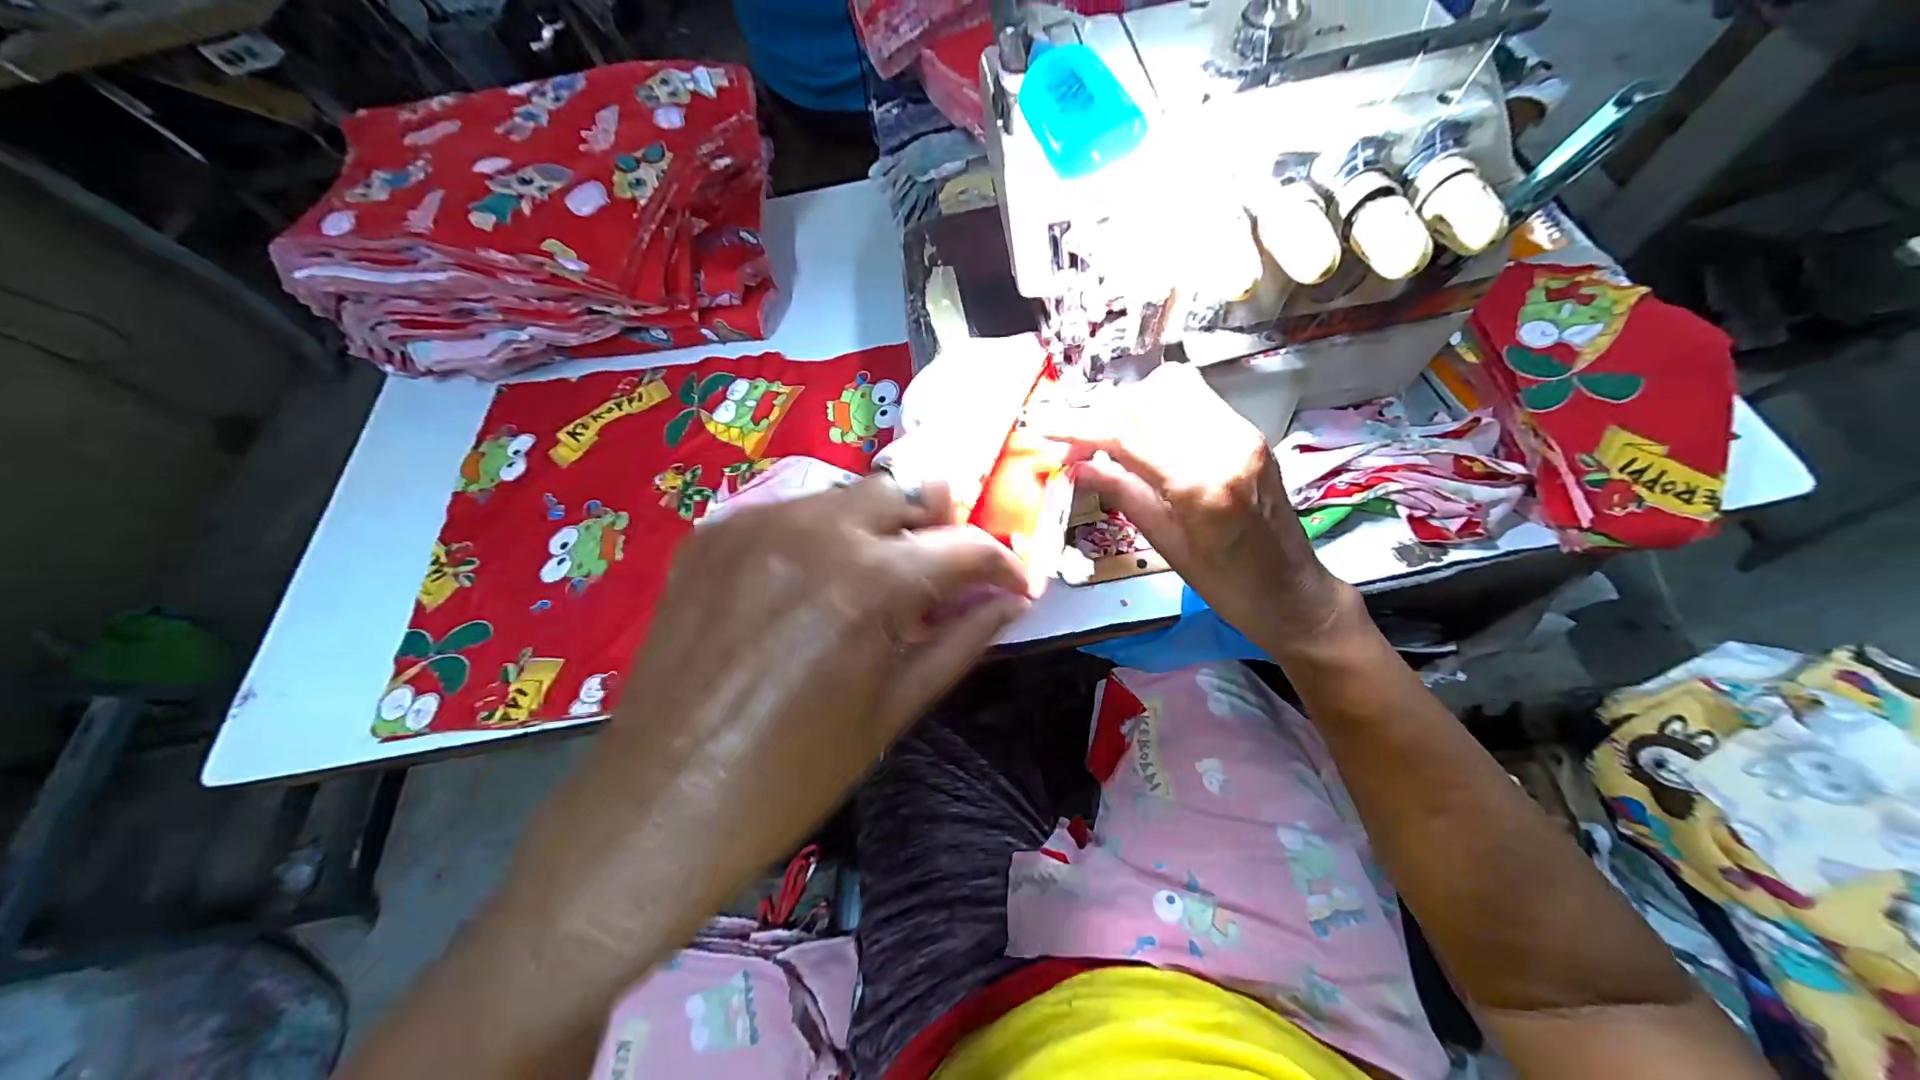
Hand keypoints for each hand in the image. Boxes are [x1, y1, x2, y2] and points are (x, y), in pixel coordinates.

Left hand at [340, 477, 1030, 1079]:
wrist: (663, 803)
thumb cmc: (795, 775)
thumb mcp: (894, 711)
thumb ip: (959, 642)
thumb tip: (1007, 602)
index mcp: (871, 580)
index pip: (962, 544)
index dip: (999, 561)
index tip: (1011, 582)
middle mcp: (815, 529)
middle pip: (903, 493)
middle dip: (934, 528)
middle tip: (938, 576)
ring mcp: (755, 523)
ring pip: (843, 496)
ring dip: (876, 527)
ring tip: (873, 582)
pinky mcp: (711, 534)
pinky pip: (787, 513)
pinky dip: (817, 537)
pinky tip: (809, 586)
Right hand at [1042, 363, 1352, 648]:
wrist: (1295, 594)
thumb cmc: (1228, 587)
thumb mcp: (1165, 545)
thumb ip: (1121, 493)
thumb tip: (1077, 465)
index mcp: (1201, 486)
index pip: (1128, 434)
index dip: (1079, 425)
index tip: (1046, 425)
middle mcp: (1225, 447)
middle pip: (1146, 400)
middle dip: (1101, 413)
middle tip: (1075, 441)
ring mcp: (1242, 434)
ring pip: (1171, 386)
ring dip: (1130, 405)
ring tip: (1109, 437)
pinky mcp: (1249, 432)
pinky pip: (1195, 398)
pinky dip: (1158, 407)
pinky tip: (1145, 434)